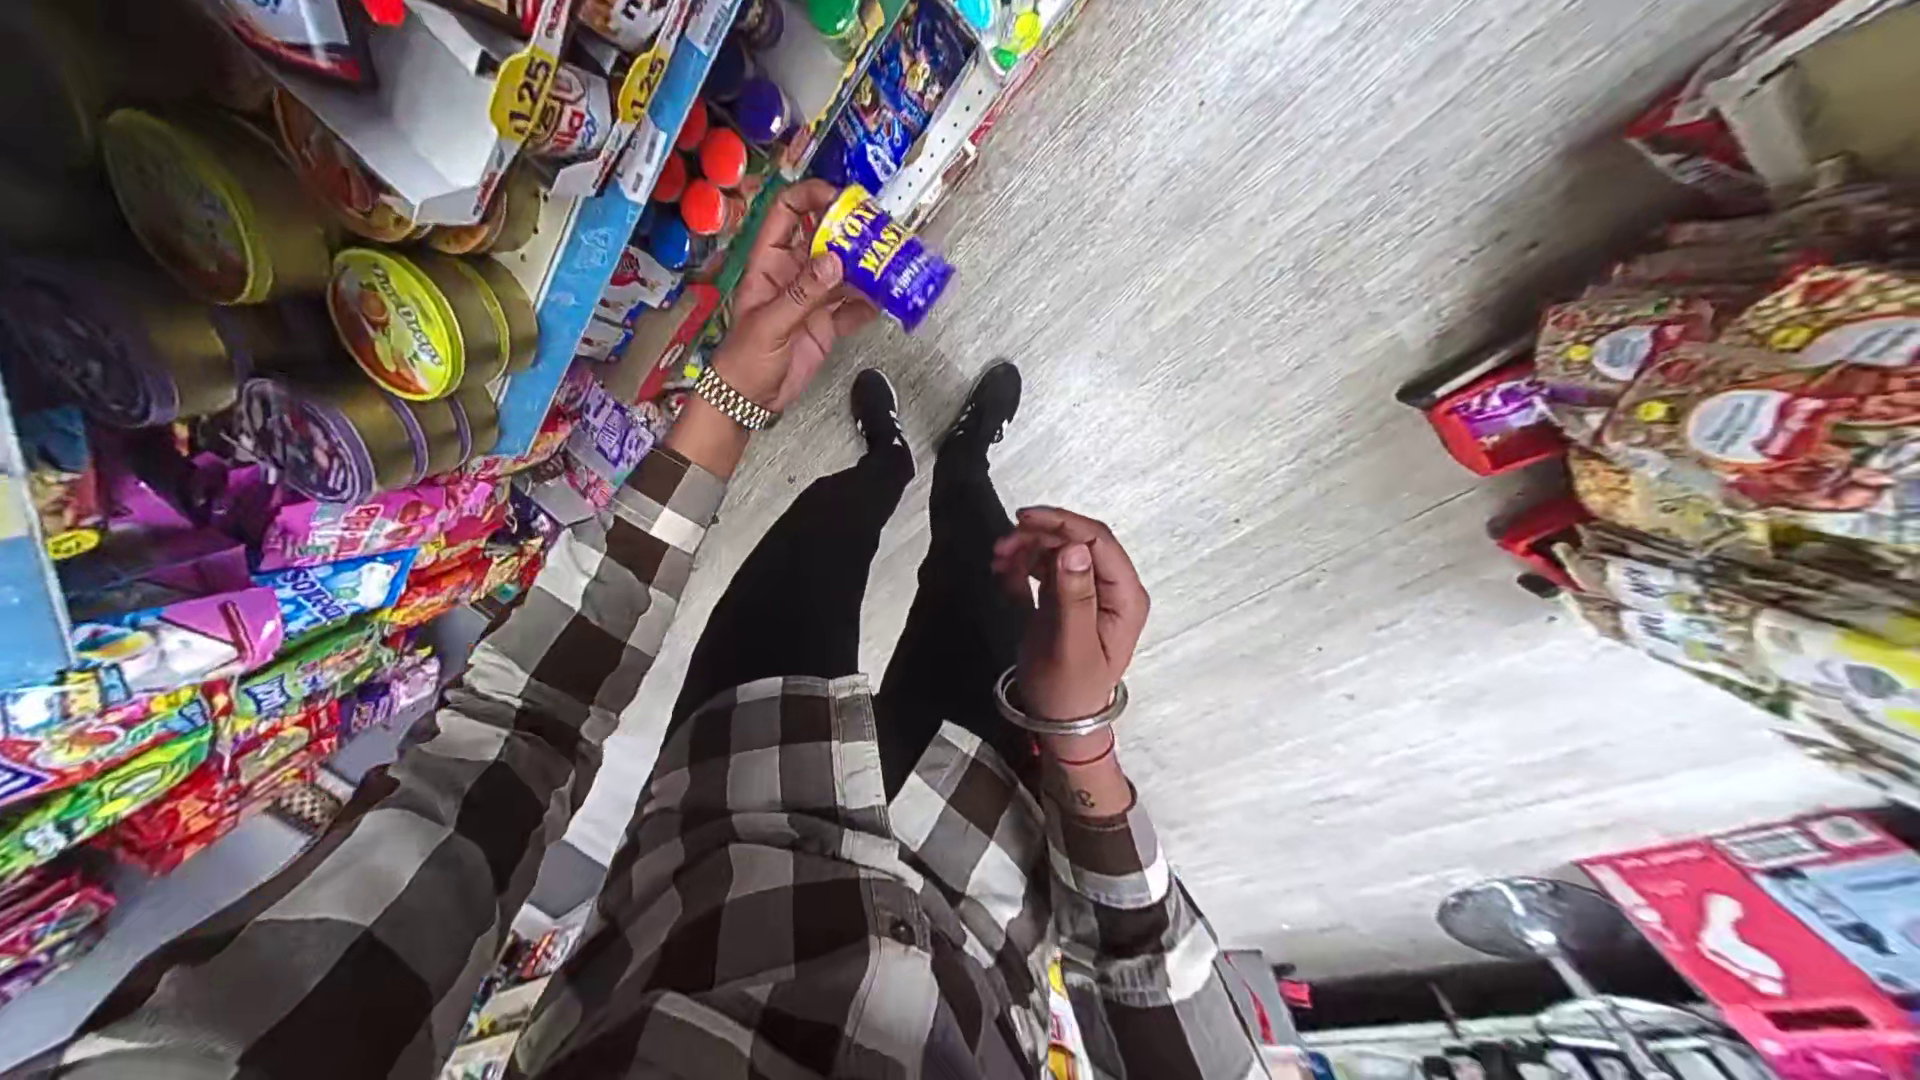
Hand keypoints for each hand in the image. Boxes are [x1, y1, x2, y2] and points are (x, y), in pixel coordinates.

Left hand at [711, 179, 875, 410]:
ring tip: (887, 267)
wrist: (750, 398)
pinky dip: (868, 305)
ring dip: (865, 270)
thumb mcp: (771, 323)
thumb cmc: (744, 359)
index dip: (812, 197)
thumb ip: (802, 293)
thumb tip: (833, 262)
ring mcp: (812, 300)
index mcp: (770, 263)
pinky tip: (882, 302)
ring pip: (843, 274)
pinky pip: (852, 308)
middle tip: (877, 233)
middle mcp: (794, 275)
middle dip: (850, 234)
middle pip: (825, 240)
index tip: (841, 199)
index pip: (789, 212)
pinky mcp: (826, 325)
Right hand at [991, 508, 1149, 721]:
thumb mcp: (1072, 646)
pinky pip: (1043, 570)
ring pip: (1056, 552)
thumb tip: (1073, 547)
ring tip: (997, 559)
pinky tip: (1002, 573)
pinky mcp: (1062, 600)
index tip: (1024, 519)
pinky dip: (1021, 566)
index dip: (1063, 523)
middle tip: (1002, 544)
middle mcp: (1108, 587)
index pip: (1098, 542)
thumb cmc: (1070, 689)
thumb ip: (1074, 597)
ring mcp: (1085, 592)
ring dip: (1026, 549)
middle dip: (1039, 536)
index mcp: (1124, 596)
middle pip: (1076, 542)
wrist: (1058, 722)